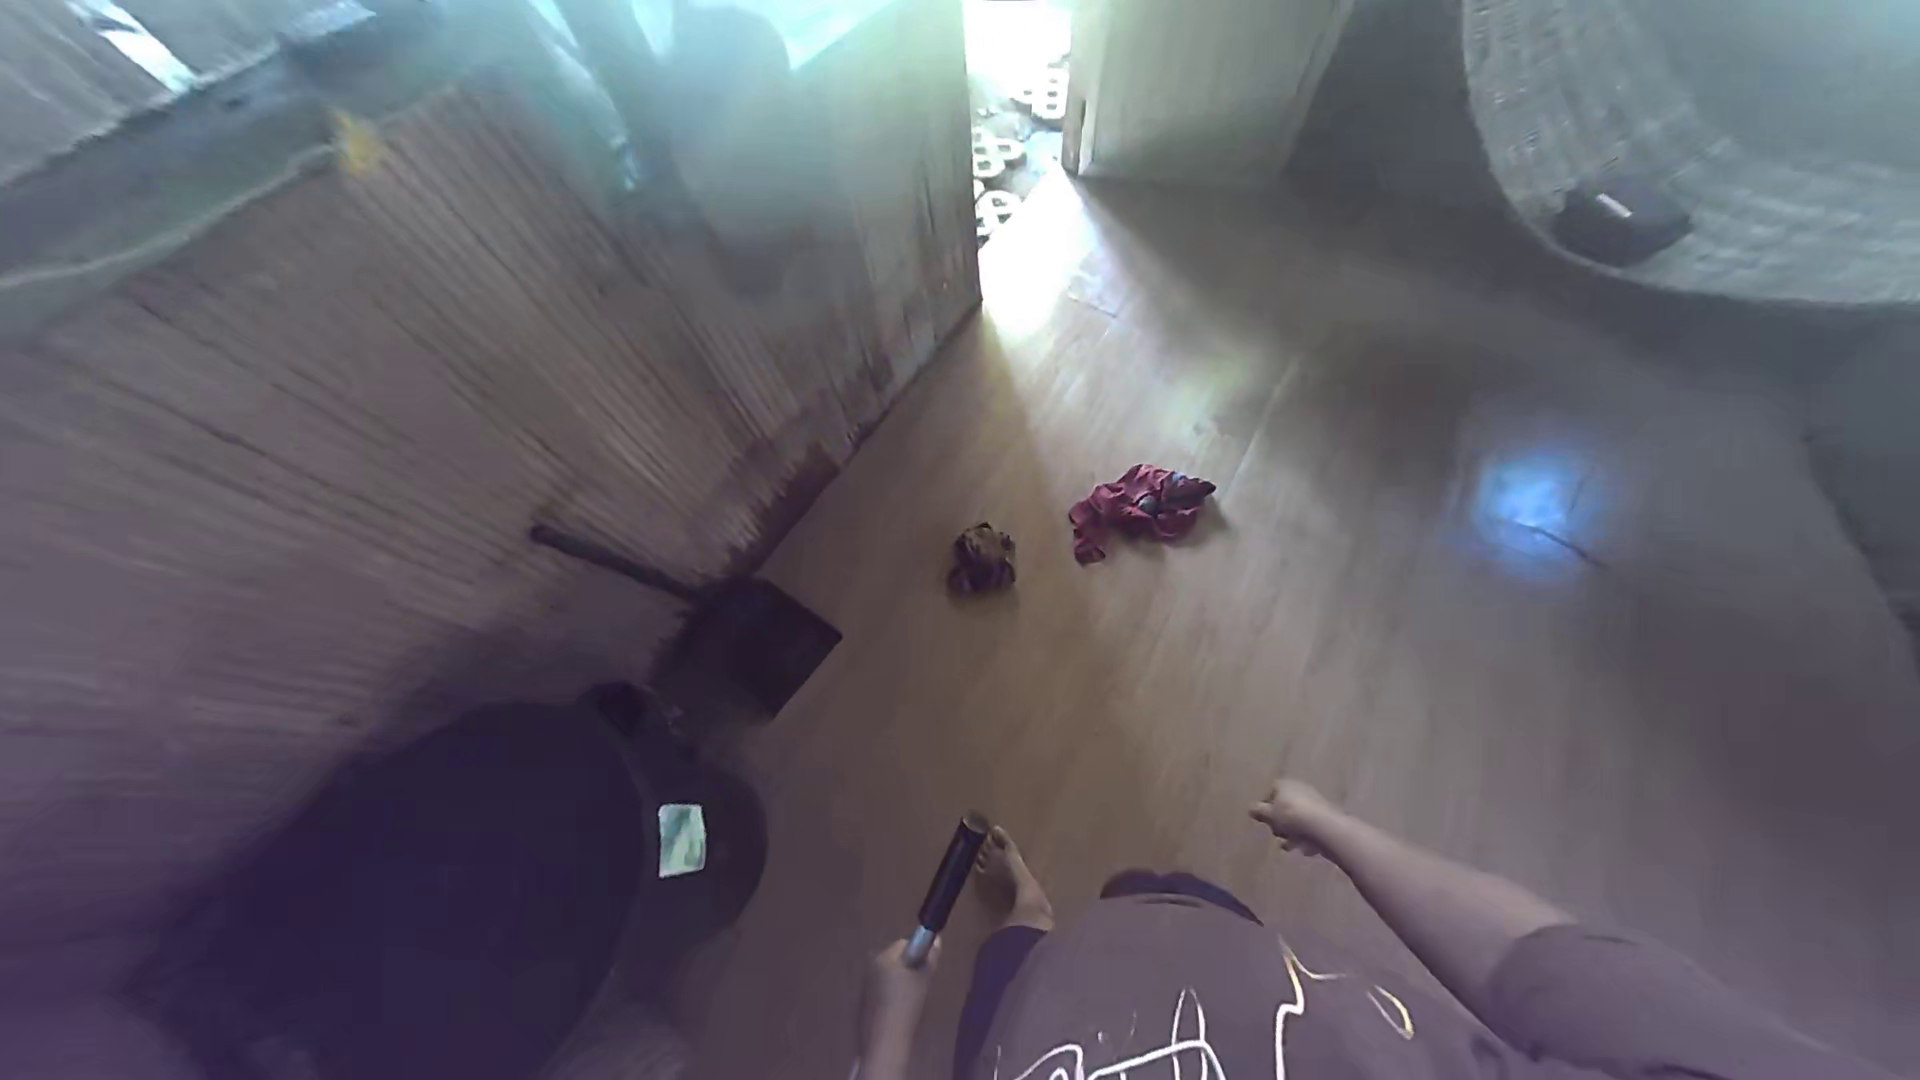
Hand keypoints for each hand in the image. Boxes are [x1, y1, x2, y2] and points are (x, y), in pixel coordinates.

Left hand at [859, 939, 939, 1059]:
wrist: (885, 1042)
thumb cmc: (907, 1007)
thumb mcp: (924, 980)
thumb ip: (931, 958)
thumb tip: (937, 940)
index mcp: (885, 956)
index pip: (903, 944)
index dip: (916, 954)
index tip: (922, 970)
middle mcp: (871, 964)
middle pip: (894, 957)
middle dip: (905, 967)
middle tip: (916, 985)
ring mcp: (865, 982)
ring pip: (886, 972)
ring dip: (896, 979)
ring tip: (906, 999)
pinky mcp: (862, 999)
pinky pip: (878, 987)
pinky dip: (887, 992)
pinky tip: (894, 1009)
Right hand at [1249, 778, 1338, 857]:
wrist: (1325, 828)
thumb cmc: (1291, 816)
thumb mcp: (1268, 814)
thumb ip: (1257, 811)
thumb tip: (1250, 808)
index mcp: (1284, 784)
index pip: (1270, 793)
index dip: (1266, 808)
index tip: (1265, 821)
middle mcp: (1299, 789)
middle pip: (1285, 807)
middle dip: (1280, 823)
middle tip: (1277, 834)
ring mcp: (1315, 803)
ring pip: (1298, 819)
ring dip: (1293, 833)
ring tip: (1290, 847)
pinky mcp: (1327, 818)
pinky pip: (1311, 827)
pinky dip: (1307, 837)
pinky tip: (1305, 848)